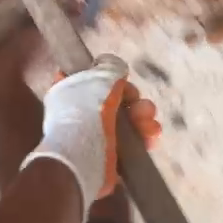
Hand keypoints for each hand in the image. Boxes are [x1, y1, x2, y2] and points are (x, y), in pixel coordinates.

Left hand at [20, 54, 161, 220]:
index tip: (123, 81)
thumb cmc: (88, 112)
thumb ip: (111, 68)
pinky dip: (143, 139)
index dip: (112, 78)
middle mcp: (80, 112)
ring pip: (126, 121)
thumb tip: (115, 65)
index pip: (94, 78)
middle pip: (115, 100)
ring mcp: (94, 135)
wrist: (83, 157)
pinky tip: (152, 138)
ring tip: (151, 125)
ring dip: (143, 120)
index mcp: (70, 90)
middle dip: (134, 102)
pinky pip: (130, 143)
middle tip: (143, 108)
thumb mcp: (101, 79)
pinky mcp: (109, 156)